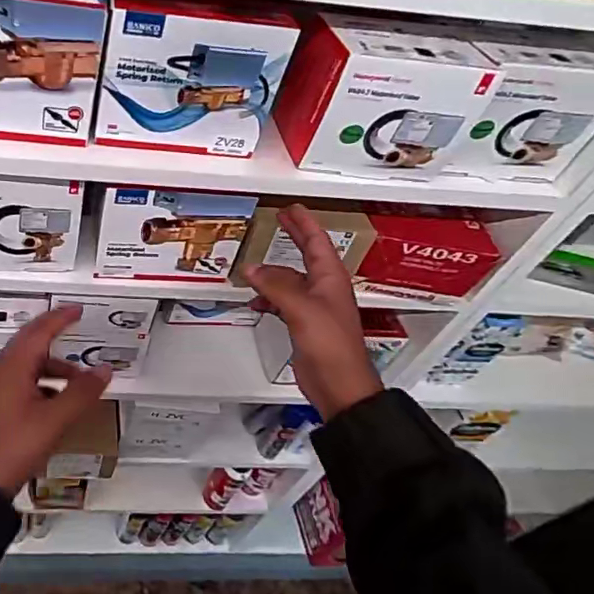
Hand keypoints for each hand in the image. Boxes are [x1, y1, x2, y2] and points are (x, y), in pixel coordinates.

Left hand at [0, 306, 111, 495]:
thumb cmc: (14, 446)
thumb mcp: (56, 418)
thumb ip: (82, 392)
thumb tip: (103, 371)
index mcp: (14, 367)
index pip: (40, 331)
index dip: (60, 318)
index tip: (76, 310)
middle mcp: (4, 371)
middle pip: (31, 340)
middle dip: (55, 332)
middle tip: (74, 325)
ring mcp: (1, 387)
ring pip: (30, 361)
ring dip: (54, 362)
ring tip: (77, 375)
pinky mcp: (2, 402)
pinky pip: (27, 376)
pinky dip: (46, 377)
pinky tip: (60, 395)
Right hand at [244, 203, 382, 419]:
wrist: (339, 385)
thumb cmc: (332, 347)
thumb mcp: (302, 309)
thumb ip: (276, 286)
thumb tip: (254, 270)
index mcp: (331, 278)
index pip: (317, 241)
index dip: (305, 223)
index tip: (293, 209)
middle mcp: (324, 289)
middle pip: (307, 255)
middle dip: (294, 237)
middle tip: (282, 220)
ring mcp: (315, 307)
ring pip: (291, 280)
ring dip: (273, 272)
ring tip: (255, 265)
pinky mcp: (305, 325)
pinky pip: (283, 302)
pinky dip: (269, 297)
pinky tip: (257, 300)